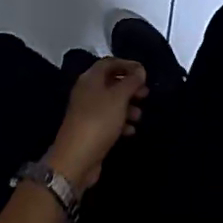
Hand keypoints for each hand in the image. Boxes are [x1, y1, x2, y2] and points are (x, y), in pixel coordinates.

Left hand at [45, 58, 146, 190]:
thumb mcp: (119, 98)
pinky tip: (131, 130)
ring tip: (140, 115)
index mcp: (90, 79)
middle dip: (130, 87)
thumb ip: (131, 82)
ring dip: (128, 106)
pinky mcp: (90, 130)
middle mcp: (87, 92)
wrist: (76, 159)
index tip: (144, 72)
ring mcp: (87, 112)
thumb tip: (140, 70)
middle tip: (146, 93)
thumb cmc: (99, 121)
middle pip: (111, 82)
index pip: (109, 63)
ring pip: (111, 102)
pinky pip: (108, 119)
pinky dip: (120, 122)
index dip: (127, 64)